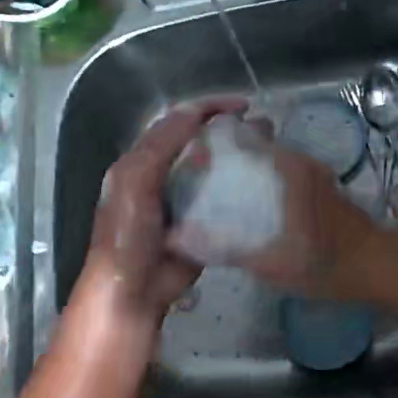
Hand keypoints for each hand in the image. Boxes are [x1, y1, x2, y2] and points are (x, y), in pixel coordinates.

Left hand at [71, 100, 243, 325]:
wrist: (133, 292)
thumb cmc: (127, 234)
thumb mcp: (135, 181)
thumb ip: (161, 145)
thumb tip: (194, 111)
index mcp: (143, 160)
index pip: (179, 121)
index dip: (209, 107)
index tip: (243, 105)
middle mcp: (164, 174)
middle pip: (200, 141)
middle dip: (230, 129)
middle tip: (262, 126)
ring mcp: (185, 199)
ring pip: (216, 168)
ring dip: (240, 156)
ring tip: (270, 148)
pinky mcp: (203, 223)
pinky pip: (225, 198)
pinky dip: (243, 188)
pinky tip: (263, 184)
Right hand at [175, 127, 383, 299]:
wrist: (377, 267)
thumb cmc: (326, 263)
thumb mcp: (272, 262)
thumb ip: (226, 247)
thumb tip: (178, 239)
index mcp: (286, 169)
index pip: (239, 137)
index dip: (209, 144)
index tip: (183, 161)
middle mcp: (297, 161)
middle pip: (249, 148)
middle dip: (219, 161)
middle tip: (190, 182)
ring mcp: (309, 173)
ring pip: (263, 163)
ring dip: (239, 174)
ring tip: (209, 195)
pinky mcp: (316, 187)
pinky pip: (277, 175)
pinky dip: (258, 184)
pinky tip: (242, 208)